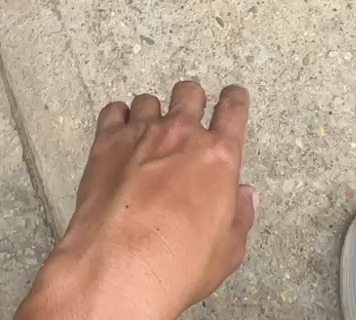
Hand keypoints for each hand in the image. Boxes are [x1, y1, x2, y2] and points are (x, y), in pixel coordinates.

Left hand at [16, 81, 257, 319]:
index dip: (235, 99)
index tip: (234, 95)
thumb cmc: (178, 262)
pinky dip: (118, 117)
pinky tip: (119, 131)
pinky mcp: (108, 140)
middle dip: (191, 98)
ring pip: (149, 100)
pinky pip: (114, 110)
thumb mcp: (228, 251)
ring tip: (149, 131)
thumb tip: (247, 196)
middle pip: (189, 93)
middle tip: (189, 111)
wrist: (121, 263)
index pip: (233, 111)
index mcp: (218, 156)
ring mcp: (142, 132)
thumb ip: (240, 216)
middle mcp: (181, 133)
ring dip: (152, 113)